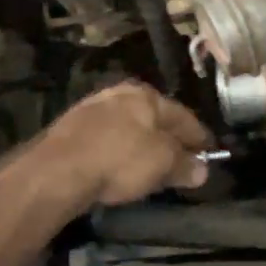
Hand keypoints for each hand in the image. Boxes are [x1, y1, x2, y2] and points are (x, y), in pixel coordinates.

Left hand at [35, 82, 213, 206]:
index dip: (199, 137)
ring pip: (128, 128)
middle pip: (154, 119)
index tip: (209, 153)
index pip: (184, 116)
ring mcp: (91, 110)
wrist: (57, 171)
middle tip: (181, 161)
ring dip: (142, 145)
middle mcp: (119, 94)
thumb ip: (185, 165)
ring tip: (151, 167)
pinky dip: (118, 152)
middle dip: (169, 139)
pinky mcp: (70, 130)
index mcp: (147, 95)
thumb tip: (203, 170)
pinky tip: (120, 167)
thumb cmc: (120, 159)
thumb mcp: (163, 164)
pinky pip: (106, 140)